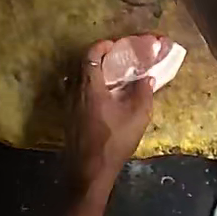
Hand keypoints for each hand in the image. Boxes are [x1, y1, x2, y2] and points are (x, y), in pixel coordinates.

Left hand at [67, 40, 154, 201]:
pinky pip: (78, 93)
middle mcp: (75, 92)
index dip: (102, 46)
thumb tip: (147, 77)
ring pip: (79, 80)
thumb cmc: (114, 141)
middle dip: (98, 58)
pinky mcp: (69, 117)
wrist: (89, 171)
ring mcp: (69, 105)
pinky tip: (104, 98)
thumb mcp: (137, 116)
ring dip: (93, 73)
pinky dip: (90, 87)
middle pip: (83, 66)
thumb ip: (143, 93)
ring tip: (111, 77)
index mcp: (89, 86)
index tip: (114, 45)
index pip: (90, 56)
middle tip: (116, 59)